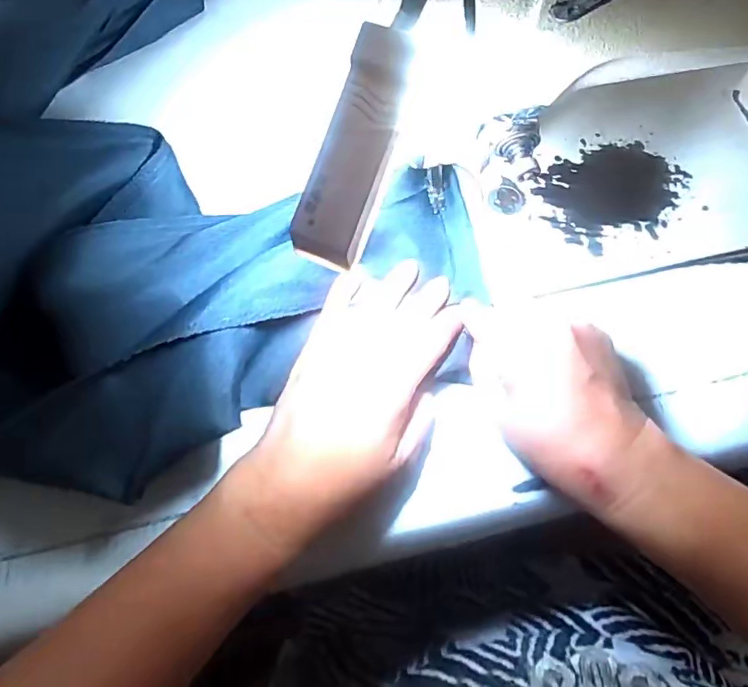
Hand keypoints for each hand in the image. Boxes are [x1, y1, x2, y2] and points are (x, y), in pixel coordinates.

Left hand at [219, 261, 465, 558]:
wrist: (286, 479)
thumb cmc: (346, 479)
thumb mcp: (396, 462)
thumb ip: (418, 422)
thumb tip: (429, 388)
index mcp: (391, 392)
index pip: (426, 346)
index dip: (446, 325)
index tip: (461, 310)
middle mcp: (366, 362)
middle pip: (402, 321)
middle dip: (425, 300)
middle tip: (442, 282)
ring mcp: (336, 351)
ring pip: (370, 309)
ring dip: (391, 286)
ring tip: (409, 268)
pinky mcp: (312, 350)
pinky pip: (331, 312)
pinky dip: (344, 290)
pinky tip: (357, 274)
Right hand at [468, 309, 674, 518]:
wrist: (615, 452)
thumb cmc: (550, 440)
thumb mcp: (497, 410)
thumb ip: (481, 365)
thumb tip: (479, 340)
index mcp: (518, 340)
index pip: (479, 312)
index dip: (471, 321)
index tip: (471, 331)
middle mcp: (546, 318)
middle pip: (509, 308)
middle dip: (504, 328)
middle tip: (507, 358)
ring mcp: (575, 320)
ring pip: (537, 313)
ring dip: (530, 329)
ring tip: (537, 361)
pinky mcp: (596, 328)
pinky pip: (562, 322)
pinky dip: (555, 335)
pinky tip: (562, 362)